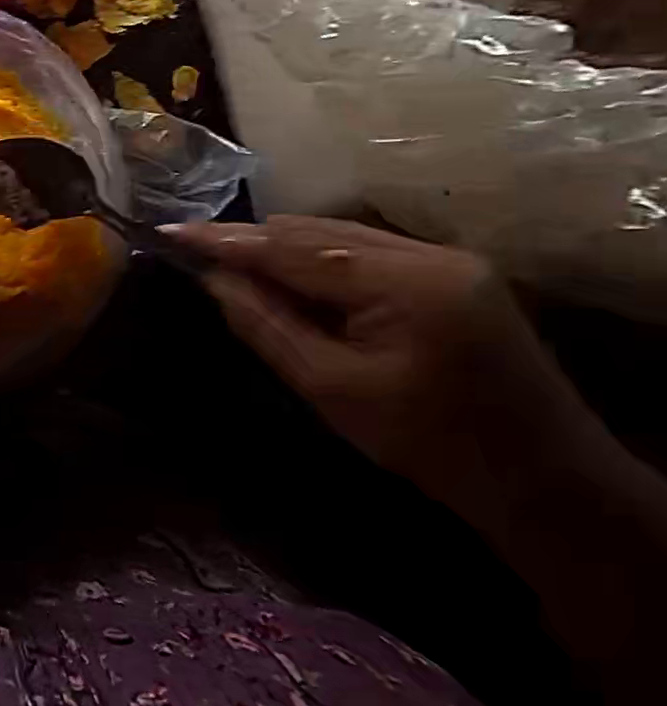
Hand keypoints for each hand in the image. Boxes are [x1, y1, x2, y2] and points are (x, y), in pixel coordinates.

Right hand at [166, 216, 595, 494]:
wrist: (536, 474)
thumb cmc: (422, 437)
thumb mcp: (324, 383)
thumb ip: (263, 321)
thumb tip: (211, 277)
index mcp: (408, 284)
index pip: (292, 248)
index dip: (224, 240)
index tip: (169, 231)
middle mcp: (433, 256)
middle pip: (315, 231)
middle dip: (249, 239)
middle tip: (189, 248)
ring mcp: (448, 260)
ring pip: (337, 234)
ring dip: (278, 246)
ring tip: (223, 260)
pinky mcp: (450, 274)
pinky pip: (361, 249)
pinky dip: (312, 257)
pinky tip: (281, 273)